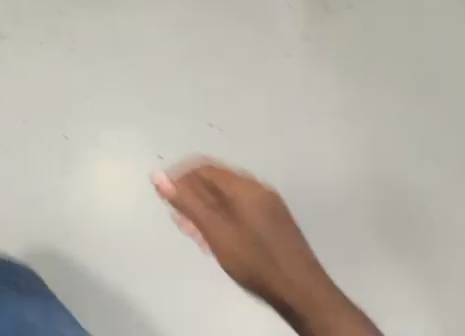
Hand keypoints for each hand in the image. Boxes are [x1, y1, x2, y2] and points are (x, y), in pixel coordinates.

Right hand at [153, 160, 377, 335]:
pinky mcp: (276, 221)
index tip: (167, 200)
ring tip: (197, 233)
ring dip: (207, 209)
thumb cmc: (255, 262)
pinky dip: (224, 216)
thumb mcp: (215, 233)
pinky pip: (242, 208)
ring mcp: (270, 205)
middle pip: (215, 180)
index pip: (202, 167)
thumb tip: (158, 176)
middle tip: (181, 221)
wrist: (305, 296)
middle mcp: (257, 188)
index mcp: (243, 186)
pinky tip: (221, 239)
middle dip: (193, 196)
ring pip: (228, 196)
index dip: (180, 178)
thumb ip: (186, 203)